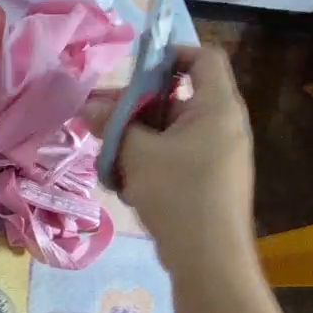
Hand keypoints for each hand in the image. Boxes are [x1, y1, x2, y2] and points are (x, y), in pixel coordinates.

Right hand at [108, 46, 255, 271]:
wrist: (208, 257)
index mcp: (217, 107)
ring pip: (170, 132)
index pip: (203, 58)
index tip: (133, 72)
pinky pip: (175, 158)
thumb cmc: (177, 193)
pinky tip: (127, 186)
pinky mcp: (208, 182)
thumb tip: (89, 107)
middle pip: (178, 98)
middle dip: (136, 108)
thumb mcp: (136, 153)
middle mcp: (223, 125)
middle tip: (102, 121)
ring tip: (110, 161)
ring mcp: (218, 156)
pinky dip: (149, 164)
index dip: (170, 55)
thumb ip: (113, 124)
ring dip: (136, 141)